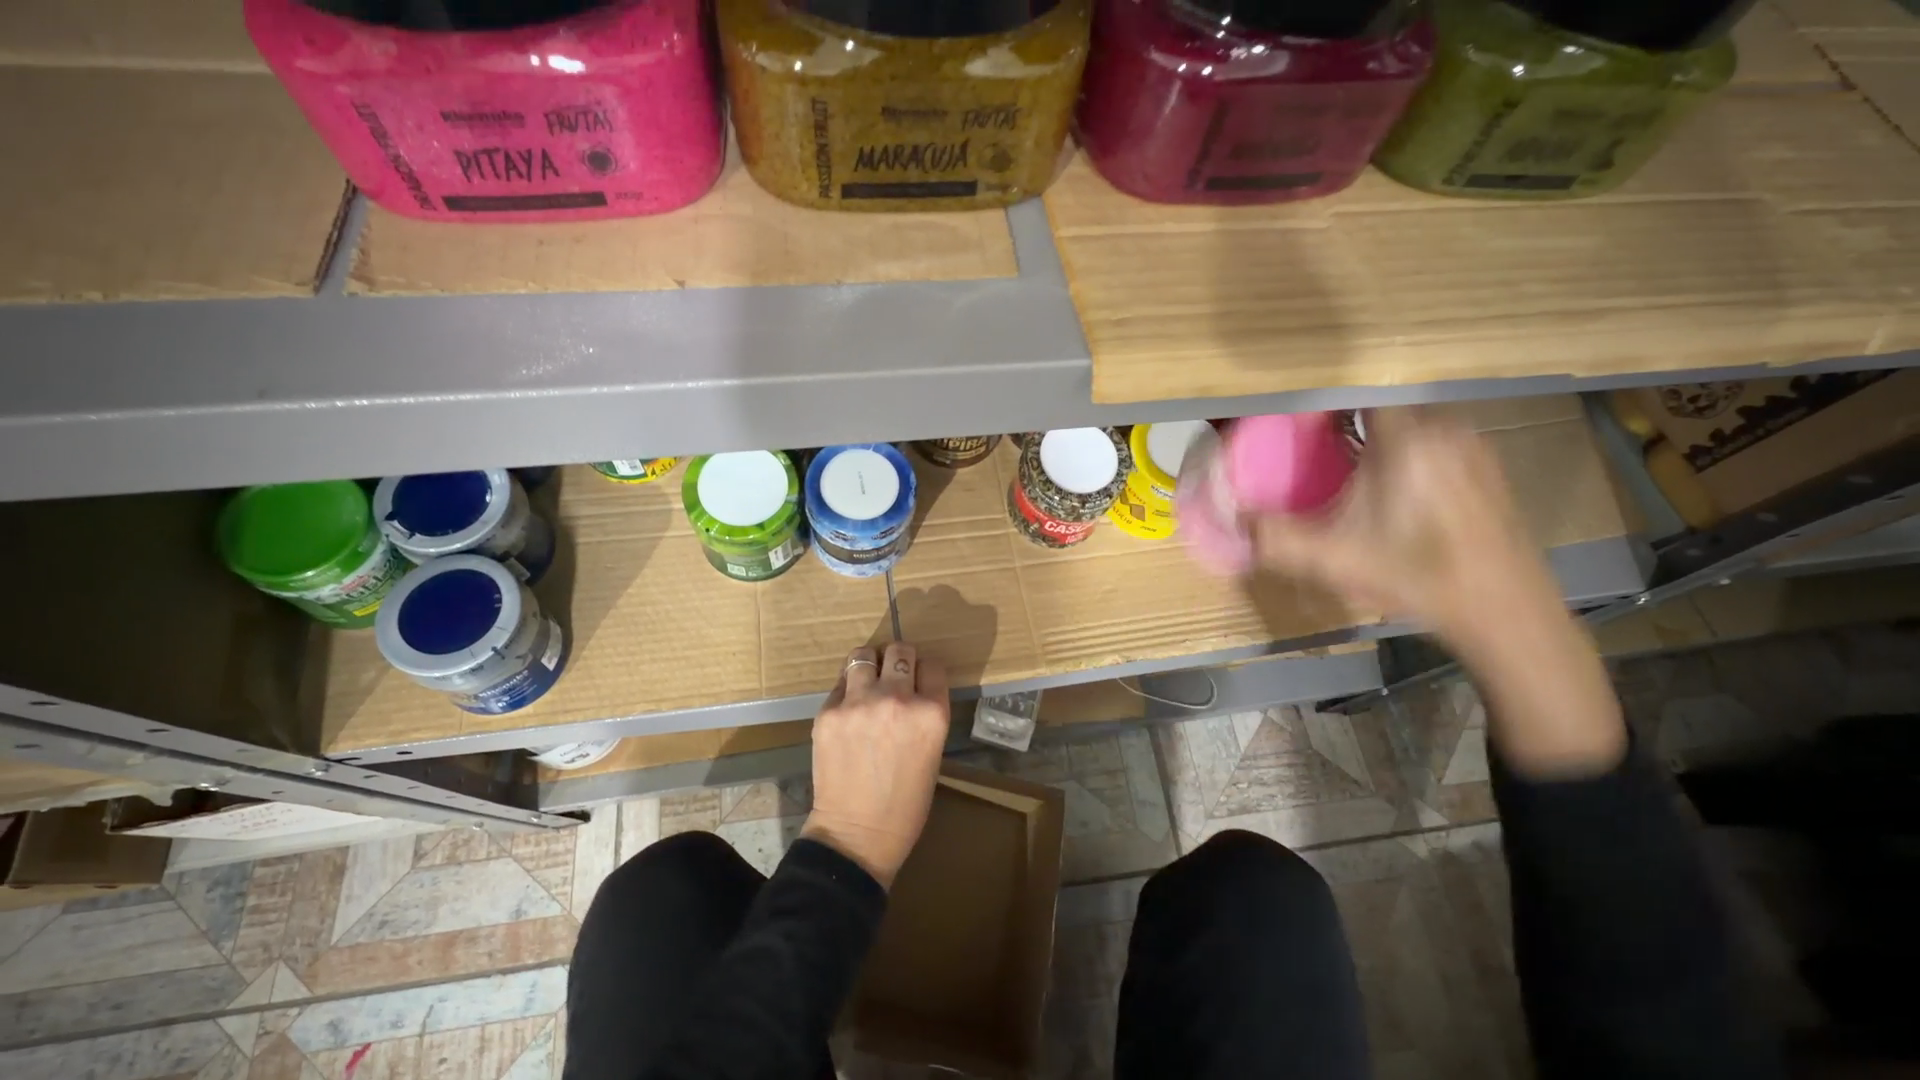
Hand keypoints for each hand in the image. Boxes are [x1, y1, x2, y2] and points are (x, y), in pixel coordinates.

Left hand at [801, 642, 950, 887]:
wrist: (858, 832)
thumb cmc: (905, 803)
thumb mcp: (932, 753)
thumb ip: (925, 714)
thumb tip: (913, 688)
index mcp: (931, 713)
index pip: (933, 665)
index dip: (926, 672)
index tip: (920, 681)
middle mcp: (897, 699)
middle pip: (900, 651)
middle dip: (900, 660)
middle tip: (894, 676)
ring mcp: (859, 703)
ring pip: (864, 655)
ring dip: (870, 665)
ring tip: (868, 682)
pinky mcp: (828, 711)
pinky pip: (841, 683)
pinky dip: (848, 690)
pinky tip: (850, 710)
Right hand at [1255, 407, 1626, 776]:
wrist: (1506, 614)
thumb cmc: (1418, 578)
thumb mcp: (1335, 562)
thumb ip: (1275, 538)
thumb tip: (1235, 520)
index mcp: (1406, 437)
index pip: (1356, 388)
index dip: (1323, 398)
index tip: (1296, 418)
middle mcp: (1443, 427)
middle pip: (1382, 404)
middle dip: (1346, 420)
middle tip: (1316, 448)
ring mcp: (1472, 446)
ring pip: (1412, 423)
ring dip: (1380, 437)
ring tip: (1351, 469)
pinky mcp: (1488, 469)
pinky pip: (1436, 442)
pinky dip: (1410, 453)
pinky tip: (1397, 494)